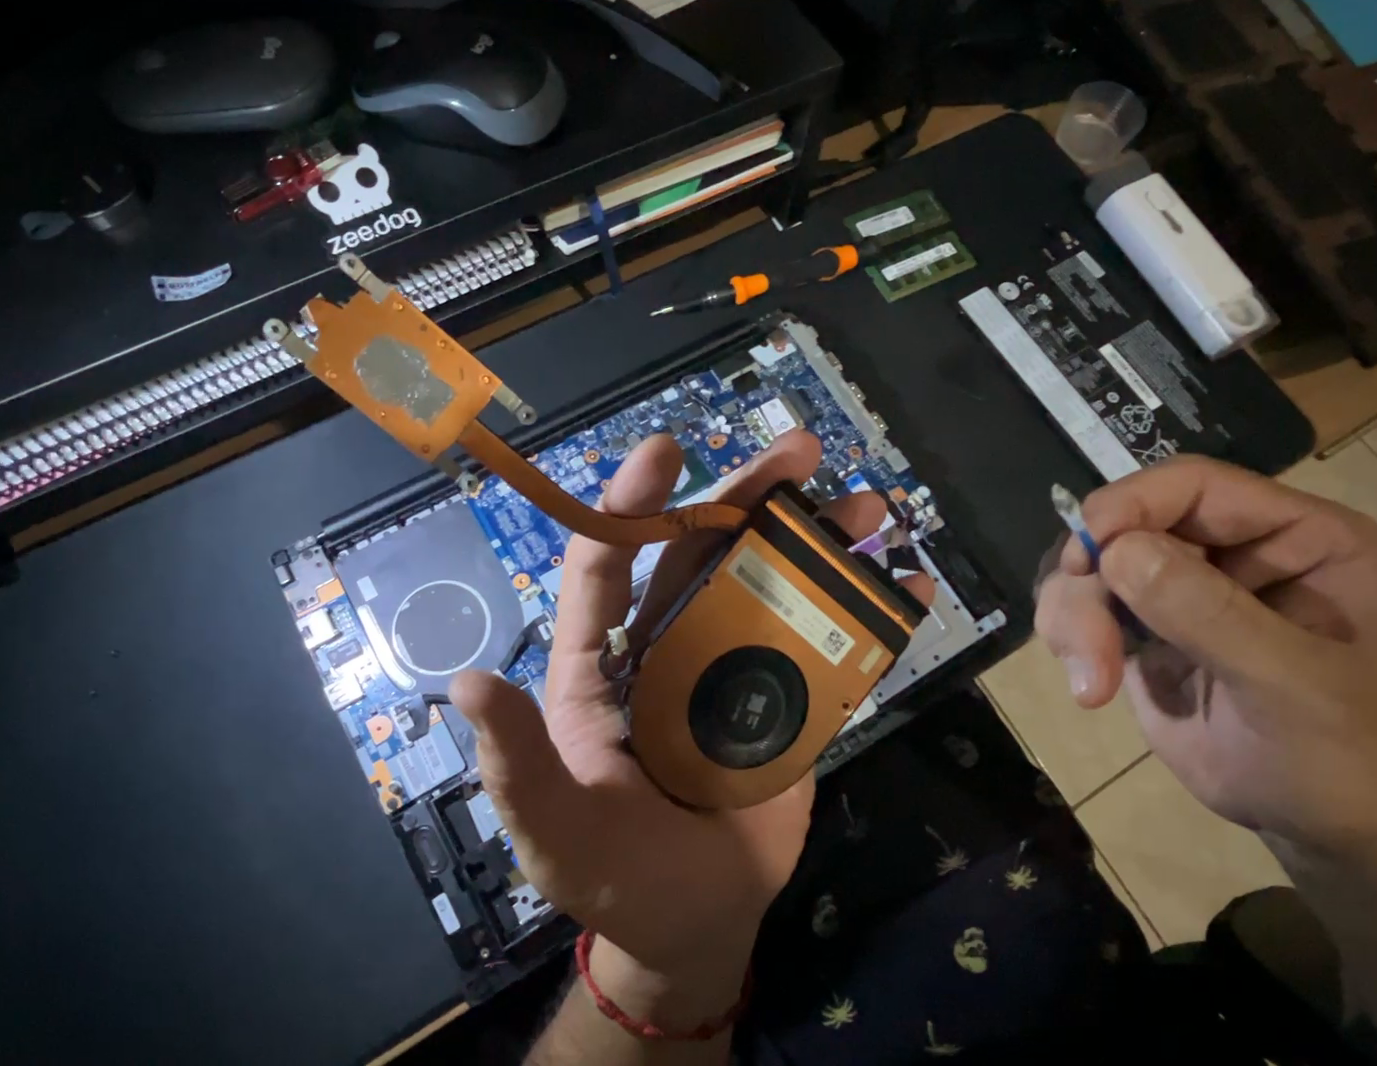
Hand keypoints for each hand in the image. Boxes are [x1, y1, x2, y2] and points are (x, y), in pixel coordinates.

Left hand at [450, 431, 925, 1011]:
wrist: (697, 924)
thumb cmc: (612, 879)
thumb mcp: (557, 830)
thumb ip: (519, 764)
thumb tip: (466, 683)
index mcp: (600, 664)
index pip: (606, 567)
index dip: (630, 507)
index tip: (664, 452)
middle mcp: (666, 647)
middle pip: (703, 553)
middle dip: (748, 497)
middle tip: (801, 451)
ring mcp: (733, 669)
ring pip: (771, 583)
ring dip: (819, 539)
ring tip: (871, 510)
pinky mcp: (788, 701)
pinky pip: (828, 644)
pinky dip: (870, 612)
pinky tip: (910, 582)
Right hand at [1034, 456, 1376, 864]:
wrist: (1338, 835)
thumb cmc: (1357, 760)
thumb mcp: (1301, 689)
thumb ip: (1214, 616)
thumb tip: (1116, 552)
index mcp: (1298, 540)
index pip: (1197, 487)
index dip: (1132, 505)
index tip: (1085, 554)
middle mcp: (1235, 554)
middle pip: (1127, 526)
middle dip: (1091, 582)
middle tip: (1084, 649)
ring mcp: (1185, 595)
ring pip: (1093, 569)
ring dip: (1073, 616)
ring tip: (1090, 683)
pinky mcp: (1148, 635)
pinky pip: (1086, 611)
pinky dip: (1071, 640)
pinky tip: (1090, 689)